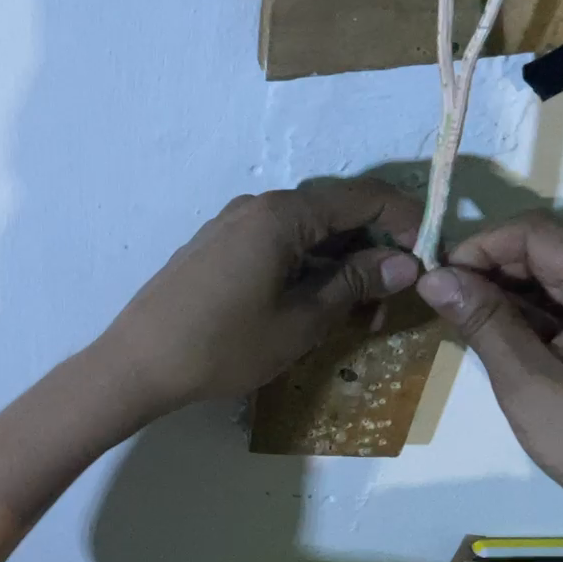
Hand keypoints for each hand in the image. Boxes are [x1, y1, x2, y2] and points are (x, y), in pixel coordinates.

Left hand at [92, 179, 422, 416]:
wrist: (136, 363)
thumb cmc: (223, 346)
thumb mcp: (300, 321)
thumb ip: (354, 283)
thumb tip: (405, 262)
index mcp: (282, 214)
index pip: (364, 198)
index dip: (406, 223)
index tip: (426, 263)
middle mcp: (254, 206)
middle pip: (331, 213)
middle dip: (369, 250)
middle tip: (386, 302)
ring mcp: (226, 226)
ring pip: (300, 232)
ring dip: (333, 263)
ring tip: (349, 312)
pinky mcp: (210, 248)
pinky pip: (269, 245)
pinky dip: (298, 266)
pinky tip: (303, 305)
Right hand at [414, 211, 562, 545]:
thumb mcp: (530, 387)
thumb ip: (483, 323)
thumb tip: (434, 276)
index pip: (537, 233)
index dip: (478, 248)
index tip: (437, 283)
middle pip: (560, 249)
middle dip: (497, 272)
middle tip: (450, 313)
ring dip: (524, 295)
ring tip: (482, 335)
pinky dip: (556, 313)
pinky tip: (528, 347)